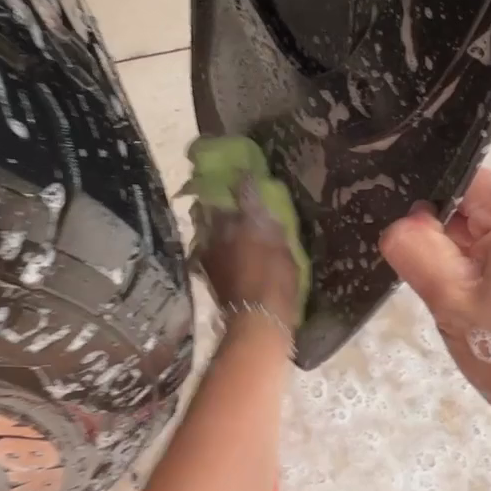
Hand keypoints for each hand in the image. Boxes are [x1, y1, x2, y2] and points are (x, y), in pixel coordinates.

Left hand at [192, 178, 301, 334]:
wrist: (256, 318)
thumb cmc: (280, 285)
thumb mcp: (287, 254)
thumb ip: (274, 231)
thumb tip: (266, 216)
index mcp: (250, 220)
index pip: (245, 190)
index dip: (243, 180)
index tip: (242, 172)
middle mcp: (226, 228)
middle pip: (217, 205)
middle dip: (218, 198)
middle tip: (222, 195)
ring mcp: (212, 246)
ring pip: (206, 223)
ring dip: (209, 218)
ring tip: (213, 217)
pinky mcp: (205, 265)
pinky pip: (204, 244)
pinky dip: (208, 241)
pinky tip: (212, 244)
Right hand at [378, 169, 490, 476]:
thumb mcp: (447, 298)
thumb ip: (412, 244)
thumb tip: (409, 218)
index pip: (460, 186)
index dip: (436, 222)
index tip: (441, 266)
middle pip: (484, 207)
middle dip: (463, 244)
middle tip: (464, 296)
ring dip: (485, 259)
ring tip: (490, 308)